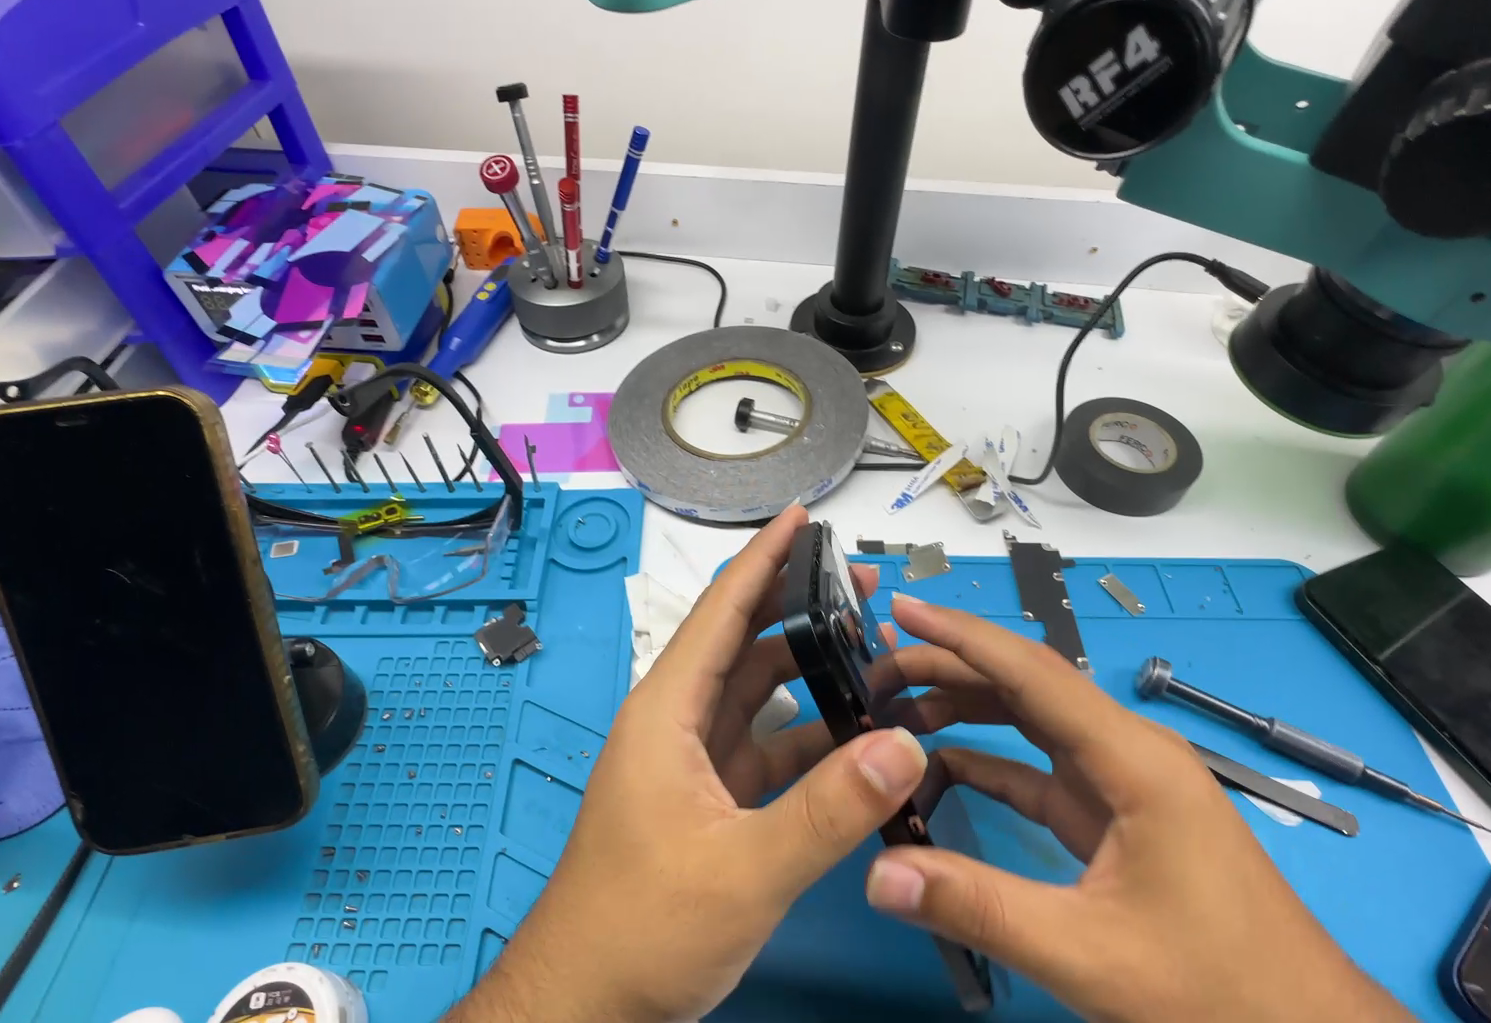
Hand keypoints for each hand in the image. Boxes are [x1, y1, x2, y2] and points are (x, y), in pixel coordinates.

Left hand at [448, 507, 968, 1022]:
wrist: (587, 1003)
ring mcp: (696, 762)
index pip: (722, 611)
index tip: (800, 516)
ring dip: (811, 672)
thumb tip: (902, 745)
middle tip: (862, 582)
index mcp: (667, 712)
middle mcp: (678, 723)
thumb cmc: (641, 928)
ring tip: (873, 651)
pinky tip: (858, 736)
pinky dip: (813, 737)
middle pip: (745, 643)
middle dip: (800, 606)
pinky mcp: (712, 800)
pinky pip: (770, 748)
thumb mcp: (743, 871)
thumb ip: (828, 811)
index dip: (764, 558)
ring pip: (760, 696)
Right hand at [867, 594, 1413, 1022]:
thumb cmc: (1217, 992)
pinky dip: (987, 760)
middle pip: (1024, 687)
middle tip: (875, 673)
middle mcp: (1126, 753)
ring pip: (1030, 723)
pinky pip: (1039, 770)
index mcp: (1131, 759)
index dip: (962, 635)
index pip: (1031, 672)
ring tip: (895, 710)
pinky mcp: (1115, 817)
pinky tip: (939, 767)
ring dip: (965, 709)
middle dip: (948, 669)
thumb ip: (978, 906)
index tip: (902, 609)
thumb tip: (877, 873)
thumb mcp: (1090, 955)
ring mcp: (1121, 784)